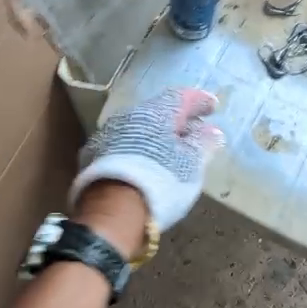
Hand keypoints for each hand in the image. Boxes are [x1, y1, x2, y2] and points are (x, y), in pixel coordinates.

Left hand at [69, 88, 222, 230]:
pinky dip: (139, 149)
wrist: (112, 210)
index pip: (181, 97)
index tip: (212, 106)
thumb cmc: (161, 180)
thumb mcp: (191, 164)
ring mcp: (108, 134)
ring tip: (171, 149)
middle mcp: (130, 116)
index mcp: (156, 112)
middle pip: (158, 111)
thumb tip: (212, 131)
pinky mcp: (94, 155)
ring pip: (139, 128)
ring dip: (156, 135)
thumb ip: (203, 143)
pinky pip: (123, 144)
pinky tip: (144, 163)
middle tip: (193, 130)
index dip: (198, 100)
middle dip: (177, 120)